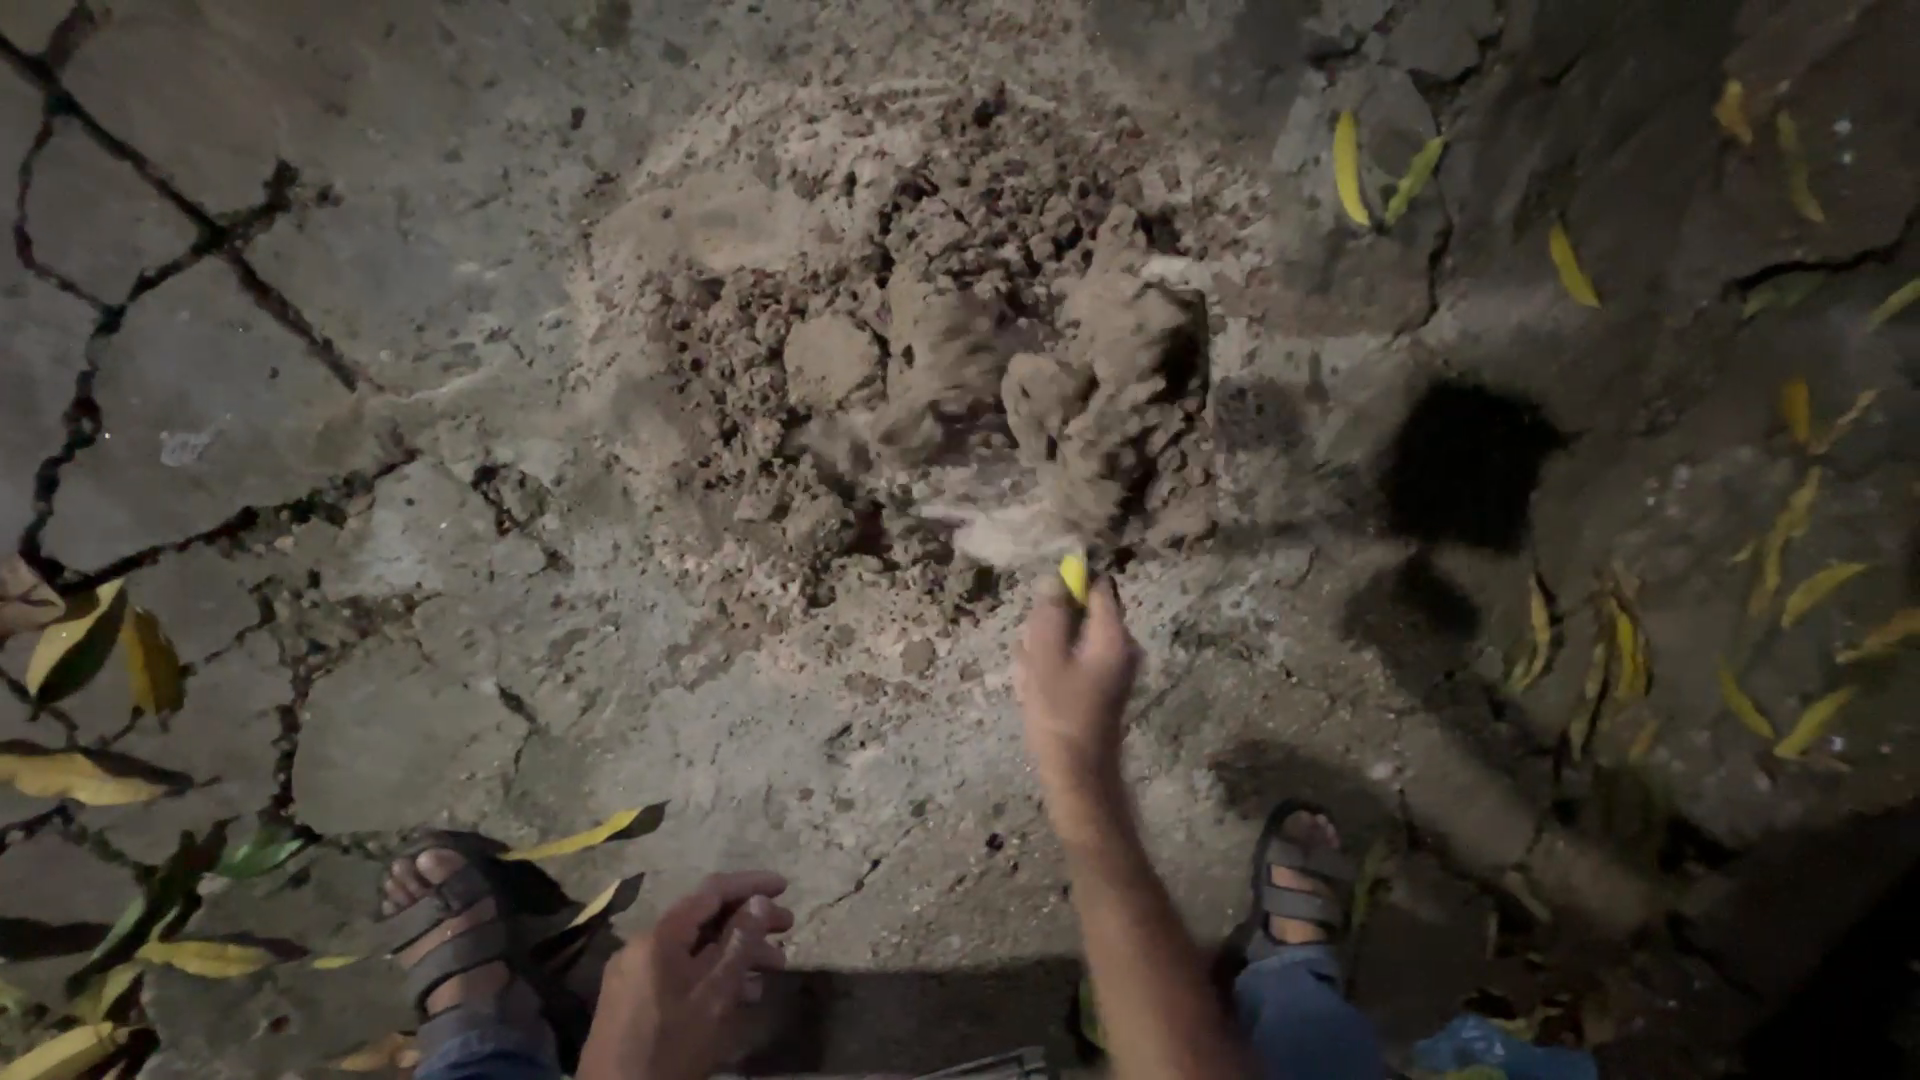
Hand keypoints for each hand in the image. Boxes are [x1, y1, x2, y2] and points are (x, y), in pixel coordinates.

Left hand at [581, 871, 793, 1079]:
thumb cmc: (669, 1049)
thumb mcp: (715, 995)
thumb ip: (740, 942)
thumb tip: (759, 901)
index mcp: (659, 937)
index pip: (711, 892)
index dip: (751, 884)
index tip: (785, 887)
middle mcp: (643, 946)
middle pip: (704, 920)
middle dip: (749, 922)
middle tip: (787, 928)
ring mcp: (635, 975)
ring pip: (695, 949)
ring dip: (735, 952)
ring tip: (774, 967)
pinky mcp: (633, 1002)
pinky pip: (681, 973)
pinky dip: (712, 974)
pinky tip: (743, 994)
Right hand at [1015, 576, 1141, 783]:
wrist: (1078, 773)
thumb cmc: (1060, 714)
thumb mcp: (1046, 658)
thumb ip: (1050, 615)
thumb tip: (1055, 581)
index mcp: (1114, 635)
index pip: (1098, 587)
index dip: (1070, 585)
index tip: (1043, 601)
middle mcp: (1122, 647)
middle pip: (1084, 613)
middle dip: (1052, 624)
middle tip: (1030, 649)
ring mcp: (1113, 668)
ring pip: (1073, 639)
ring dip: (1047, 649)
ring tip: (1028, 674)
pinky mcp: (1102, 686)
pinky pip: (1075, 661)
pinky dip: (1053, 667)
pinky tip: (1034, 687)